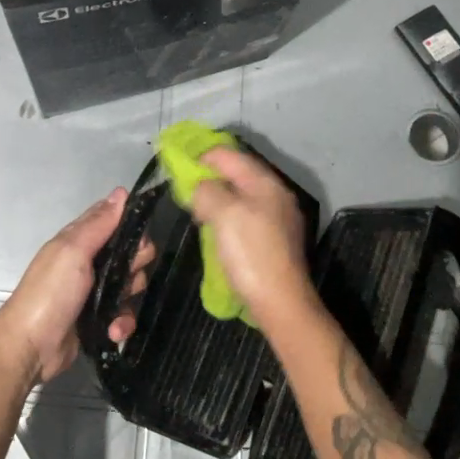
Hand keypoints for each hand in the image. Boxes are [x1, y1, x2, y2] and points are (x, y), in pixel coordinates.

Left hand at [0, 189, 155, 386]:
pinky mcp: (99, 319)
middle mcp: (90, 262)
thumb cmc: (51, 292)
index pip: (115, 221)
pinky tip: (113, 332)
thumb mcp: (73, 251)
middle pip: (131, 255)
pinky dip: (123, 324)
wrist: (31, 347)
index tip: (138, 241)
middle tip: (126, 277)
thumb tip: (122, 192)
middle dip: (136, 267)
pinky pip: (124, 315)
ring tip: (116, 313)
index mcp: (80, 240)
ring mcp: (95, 292)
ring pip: (132, 286)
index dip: (132, 228)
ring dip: (129, 301)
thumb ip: (99, 223)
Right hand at [190, 148, 312, 323]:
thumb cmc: (250, 253)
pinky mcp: (277, 241)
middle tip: (186, 191)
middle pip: (238, 174)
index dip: (202, 157)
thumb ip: (208, 191)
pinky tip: (217, 231)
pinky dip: (229, 217)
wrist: (281, 303)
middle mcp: (277, 195)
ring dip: (218, 199)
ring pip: (242, 197)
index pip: (230, 155)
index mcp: (266, 183)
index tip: (179, 167)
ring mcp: (280, 219)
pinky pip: (248, 217)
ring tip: (198, 213)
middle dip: (210, 178)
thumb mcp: (223, 214)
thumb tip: (201, 187)